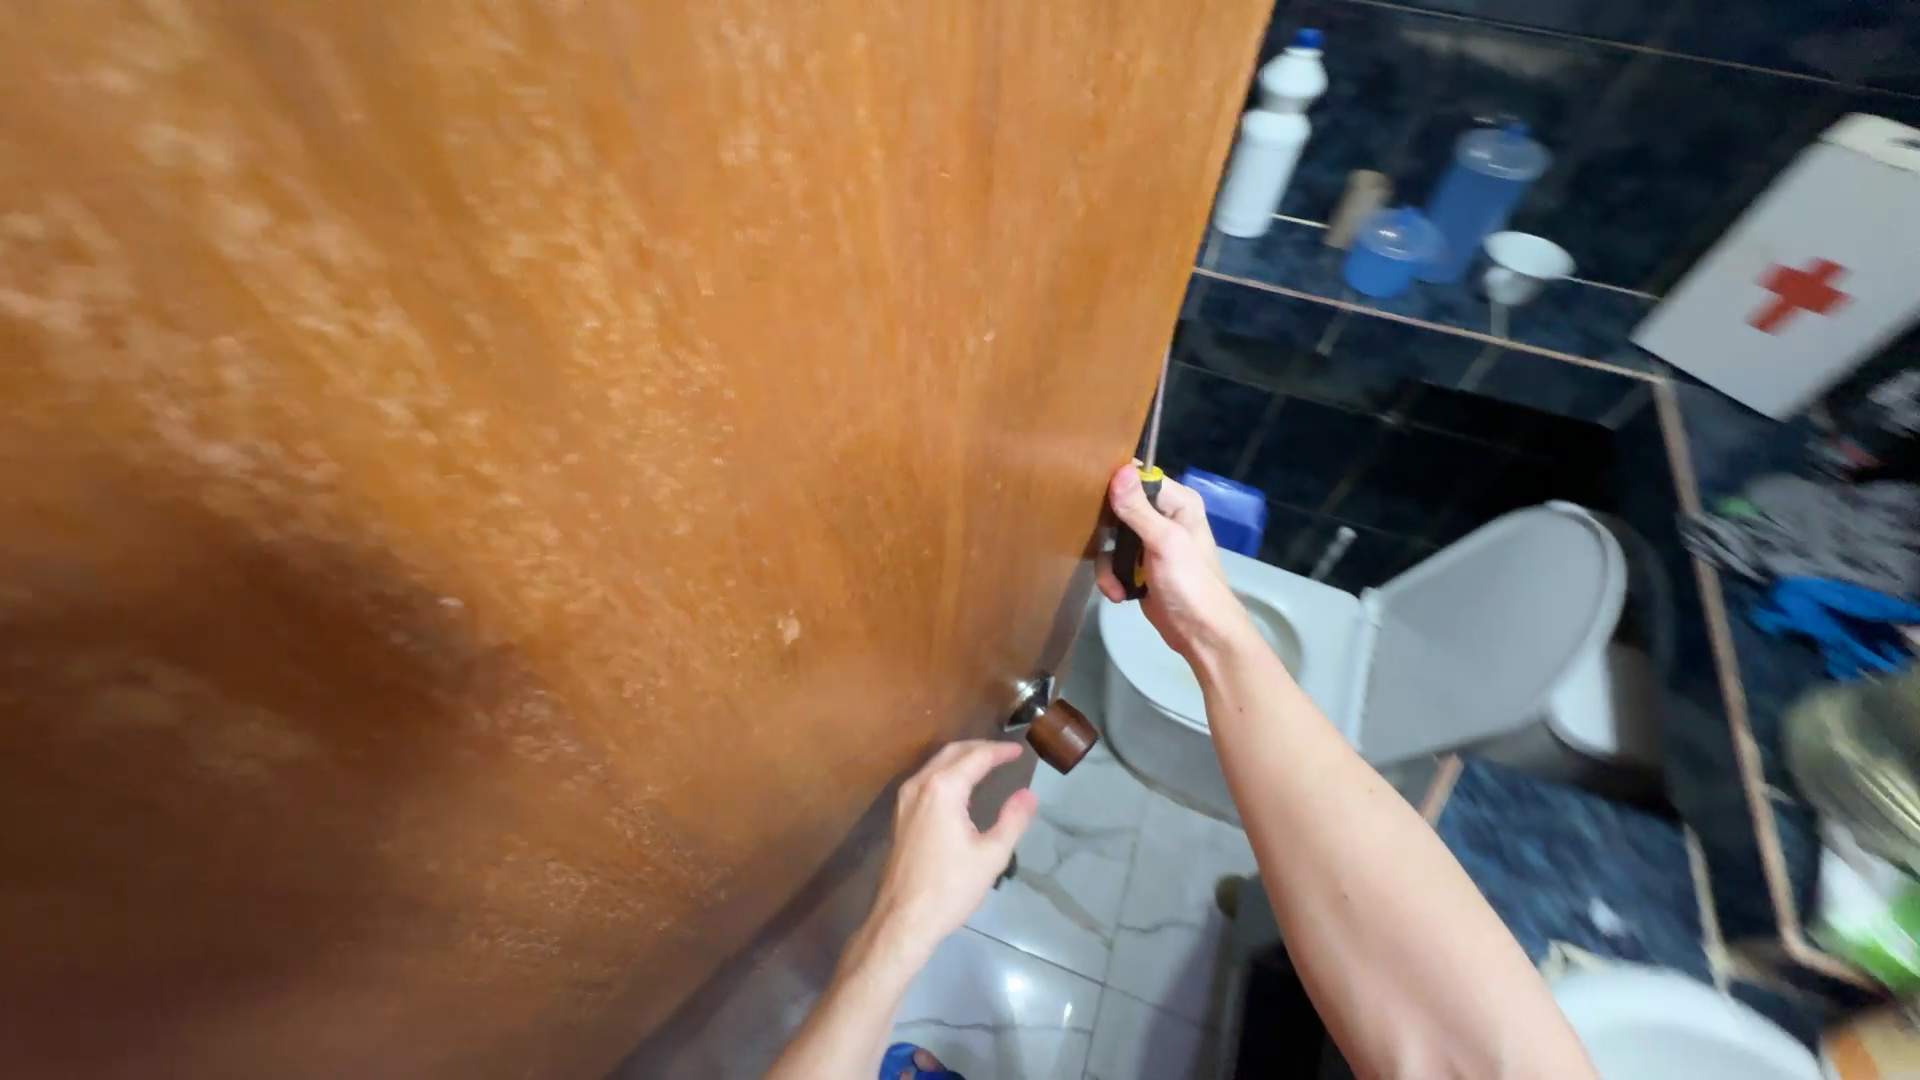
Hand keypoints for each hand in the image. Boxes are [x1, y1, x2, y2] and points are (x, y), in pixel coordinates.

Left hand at [869, 740, 1037, 958]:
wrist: (903, 918)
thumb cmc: (950, 887)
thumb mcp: (991, 856)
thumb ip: (1013, 820)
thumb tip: (1029, 794)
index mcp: (943, 789)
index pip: (976, 758)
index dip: (1000, 751)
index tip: (1019, 750)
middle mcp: (920, 784)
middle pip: (952, 752)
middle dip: (979, 748)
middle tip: (1004, 752)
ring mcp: (906, 798)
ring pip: (936, 764)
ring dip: (961, 758)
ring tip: (986, 763)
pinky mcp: (900, 814)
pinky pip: (926, 779)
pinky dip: (947, 772)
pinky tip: (960, 787)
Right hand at [1096, 463, 1253, 659]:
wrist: (1200, 634)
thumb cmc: (1190, 583)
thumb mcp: (1165, 542)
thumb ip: (1138, 509)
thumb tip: (1120, 470)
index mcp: (1177, 502)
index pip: (1140, 476)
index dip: (1115, 482)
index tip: (1090, 491)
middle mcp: (1163, 517)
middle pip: (1118, 507)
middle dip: (1106, 531)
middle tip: (1098, 542)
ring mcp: (1149, 543)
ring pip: (1110, 538)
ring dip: (1108, 563)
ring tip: (1115, 583)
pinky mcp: (1138, 567)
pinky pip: (1112, 561)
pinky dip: (1112, 578)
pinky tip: (1120, 594)